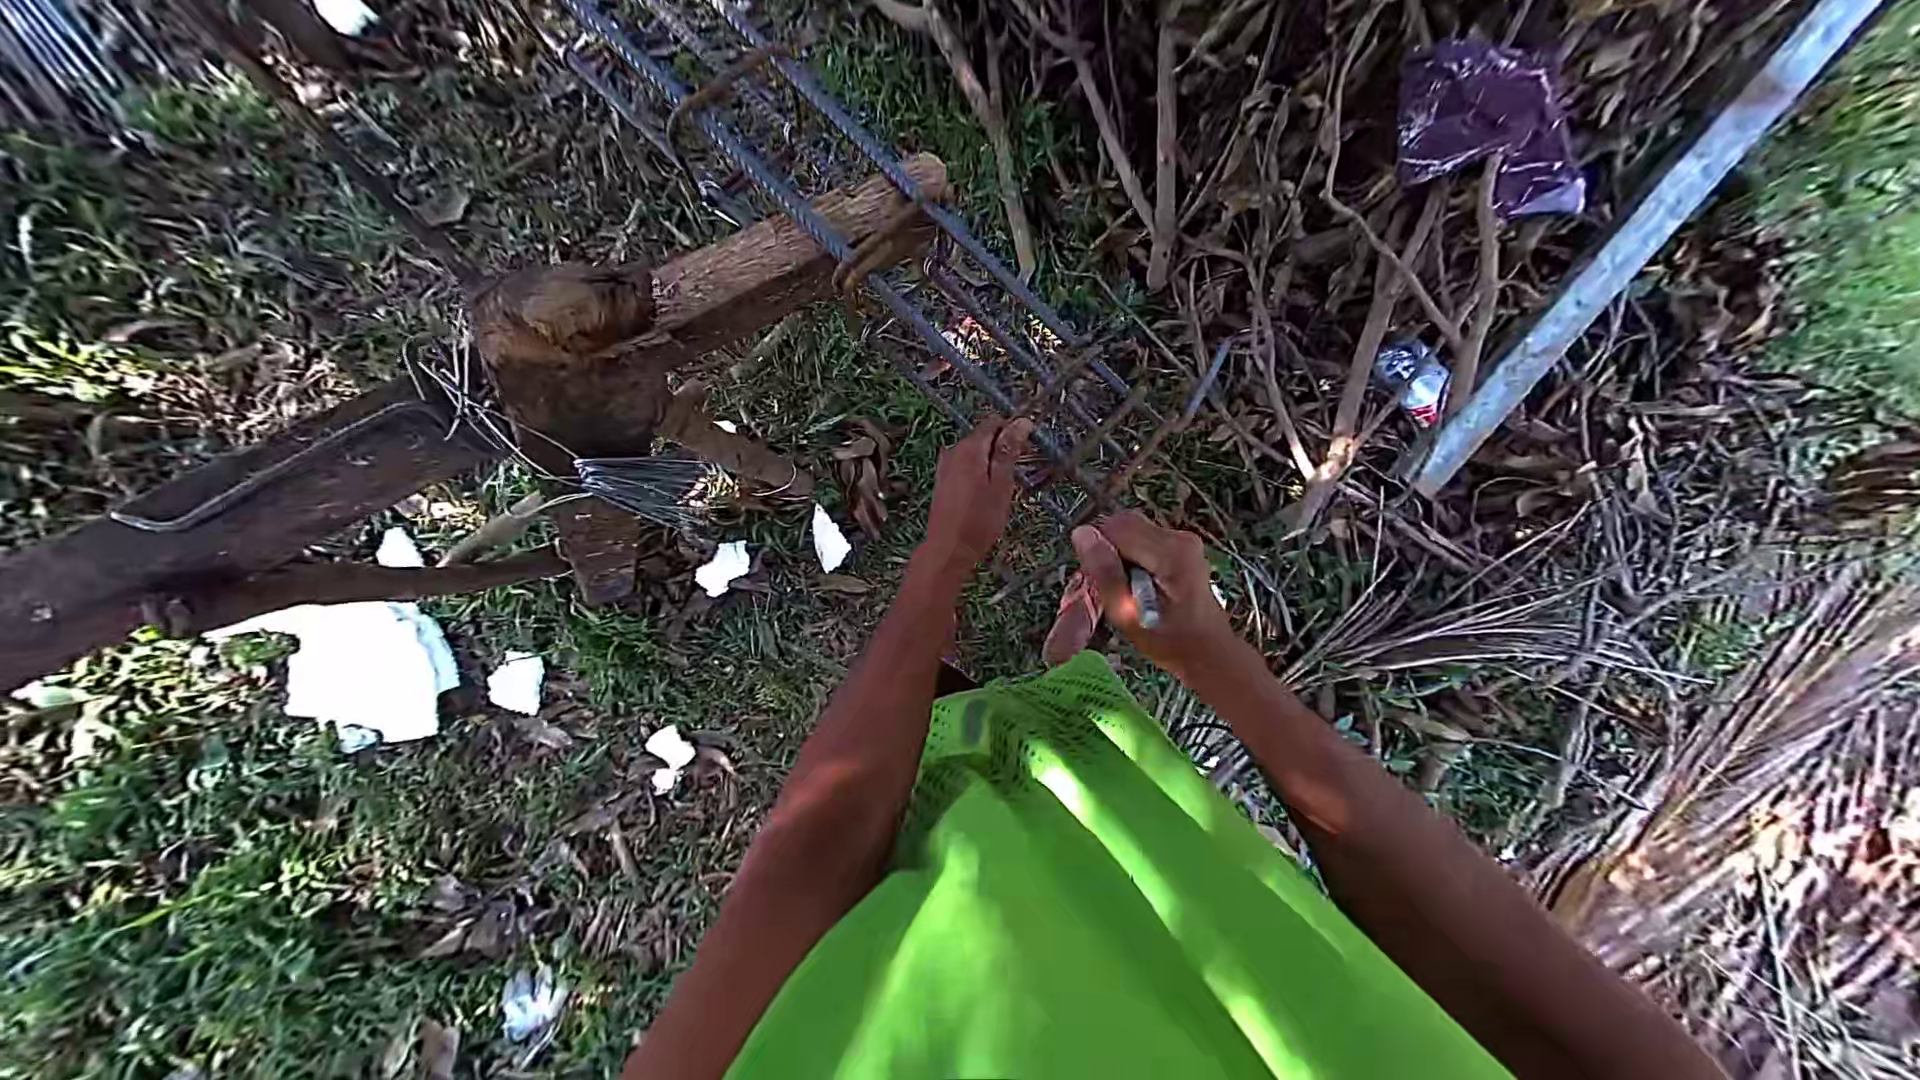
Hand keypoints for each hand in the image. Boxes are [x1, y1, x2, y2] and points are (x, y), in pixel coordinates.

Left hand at [924, 416, 1033, 569]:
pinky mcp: (942, 480)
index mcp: (969, 448)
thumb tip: (1021, 422)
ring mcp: (945, 466)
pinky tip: (985, 493)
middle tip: (1017, 474)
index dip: (1014, 432)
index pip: (994, 423)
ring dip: (991, 462)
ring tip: (1003, 487)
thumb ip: (1009, 452)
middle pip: (983, 437)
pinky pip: (965, 466)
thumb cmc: (979, 521)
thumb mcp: (1001, 485)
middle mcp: (953, 451)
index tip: (1027, 450)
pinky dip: (978, 473)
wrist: (948, 549)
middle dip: (1002, 448)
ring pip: (974, 453)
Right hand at [1071, 510, 1245, 682]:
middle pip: (1123, 524)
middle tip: (1112, 585)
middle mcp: (1180, 538)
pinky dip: (1131, 557)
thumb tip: (1081, 534)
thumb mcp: (1127, 614)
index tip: (1101, 580)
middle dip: (1108, 550)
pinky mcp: (1182, 545)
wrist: (1208, 652)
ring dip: (1118, 555)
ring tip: (1126, 587)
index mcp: (1171, 553)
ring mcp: (1183, 540)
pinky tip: (1138, 583)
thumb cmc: (1169, 642)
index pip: (1114, 527)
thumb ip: (1105, 572)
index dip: (1098, 551)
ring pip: (1130, 530)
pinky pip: (1142, 539)